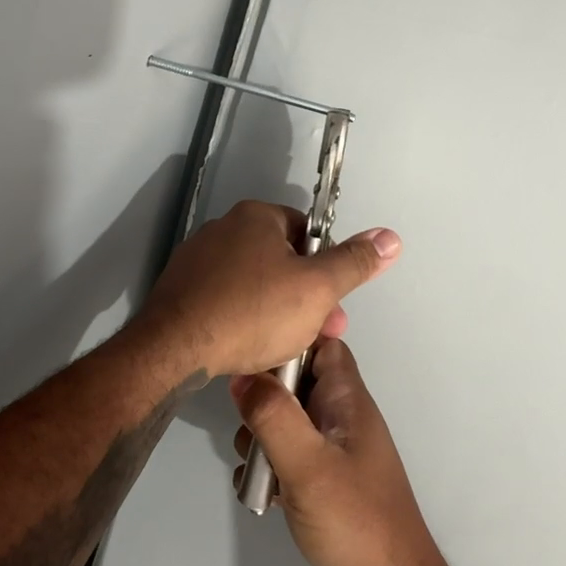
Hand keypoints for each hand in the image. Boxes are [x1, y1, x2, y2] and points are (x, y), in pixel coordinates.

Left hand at [132, 200, 399, 376]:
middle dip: (304, 298)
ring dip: (275, 312)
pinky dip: (241, 320)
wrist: (175, 348)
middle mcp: (223, 228)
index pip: (306, 232)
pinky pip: (224, 300)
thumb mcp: (317, 289)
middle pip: (280, 260)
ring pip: (253, 283)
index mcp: (255, 216)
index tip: (332, 305)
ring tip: (282, 348)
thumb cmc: (253, 312)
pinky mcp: (180, 290)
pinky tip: (247, 347)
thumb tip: (390, 237)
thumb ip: (354, 263)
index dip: (326, 268)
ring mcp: (197, 259)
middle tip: (316, 335)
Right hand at [231, 339, 446, 565]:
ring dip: (261, 435)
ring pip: (285, 418)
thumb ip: (273, 417)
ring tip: (253, 463)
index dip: (290, 338)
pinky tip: (258, 489)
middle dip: (263, 395)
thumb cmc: (355, 520)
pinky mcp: (323, 476)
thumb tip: (241, 376)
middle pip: (295, 380)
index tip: (251, 350)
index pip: (322, 343)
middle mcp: (341, 416)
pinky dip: (268, 465)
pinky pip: (286, 452)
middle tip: (247, 422)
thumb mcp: (307, 465)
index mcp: (347, 400)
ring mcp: (332, 447)